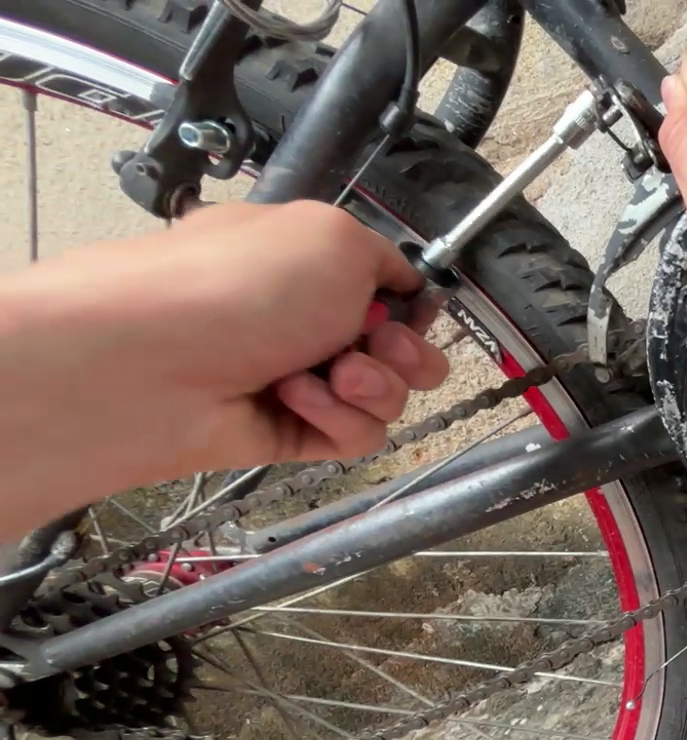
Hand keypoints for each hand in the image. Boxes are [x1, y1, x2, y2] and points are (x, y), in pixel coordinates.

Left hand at [0, 200, 448, 536]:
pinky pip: (361, 435)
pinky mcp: (299, 432)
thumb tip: (405, 291)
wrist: (152, 364)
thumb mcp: (332, 234)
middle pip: (407, 355)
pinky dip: (338, 418)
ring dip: (375, 387)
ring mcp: (306, 382)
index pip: (393, 300)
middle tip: (374, 343)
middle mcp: (308, 326)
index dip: (412, 309)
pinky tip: (293, 400)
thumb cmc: (241, 286)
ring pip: (390, 398)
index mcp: (310, 273)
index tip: (402, 309)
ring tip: (328, 376)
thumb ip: (389, 256)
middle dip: (407, 353)